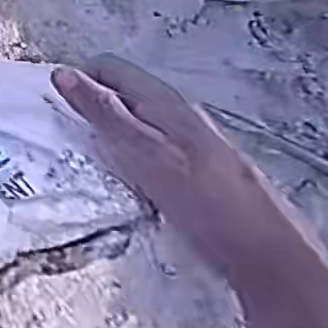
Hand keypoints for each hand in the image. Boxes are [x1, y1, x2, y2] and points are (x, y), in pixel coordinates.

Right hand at [51, 54, 320, 282]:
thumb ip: (103, 112)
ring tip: (92, 162)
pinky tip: (123, 180)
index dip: (77, 81)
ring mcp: (190, 141)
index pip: (107, 67)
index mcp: (167, 102)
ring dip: (107, 135)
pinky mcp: (195, 167)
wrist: (271, 260)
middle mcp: (180, 114)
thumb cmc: (205, 203)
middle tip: (69, 139)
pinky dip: (126, 155)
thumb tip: (63, 73)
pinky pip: (147, 146)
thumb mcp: (143, 153)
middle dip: (89, 109)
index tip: (56, 108)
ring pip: (133, 121)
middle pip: (120, 93)